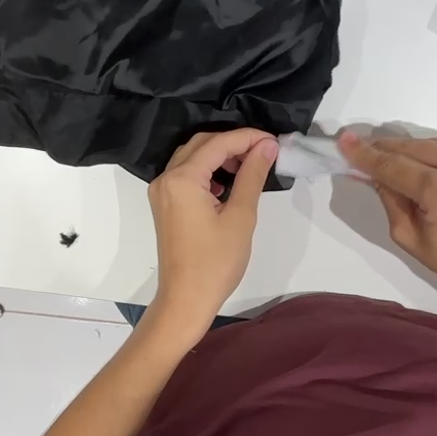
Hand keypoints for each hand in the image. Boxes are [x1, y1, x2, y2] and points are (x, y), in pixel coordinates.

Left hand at [146, 129, 278, 338]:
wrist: (186, 298)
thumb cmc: (215, 263)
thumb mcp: (241, 216)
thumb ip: (252, 175)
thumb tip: (267, 147)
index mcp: (181, 179)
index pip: (218, 143)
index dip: (248, 137)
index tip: (275, 141)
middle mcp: (165, 179)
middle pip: (202, 144)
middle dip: (234, 143)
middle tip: (264, 151)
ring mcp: (161, 192)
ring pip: (192, 157)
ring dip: (220, 155)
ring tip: (250, 165)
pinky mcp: (165, 204)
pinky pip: (185, 174)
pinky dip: (207, 170)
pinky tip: (228, 183)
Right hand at [336, 131, 436, 307]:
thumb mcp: (412, 240)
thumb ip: (390, 202)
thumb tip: (374, 175)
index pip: (393, 166)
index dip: (365, 154)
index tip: (344, 141)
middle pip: (414, 147)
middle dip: (387, 147)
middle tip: (365, 146)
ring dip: (418, 153)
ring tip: (407, 167)